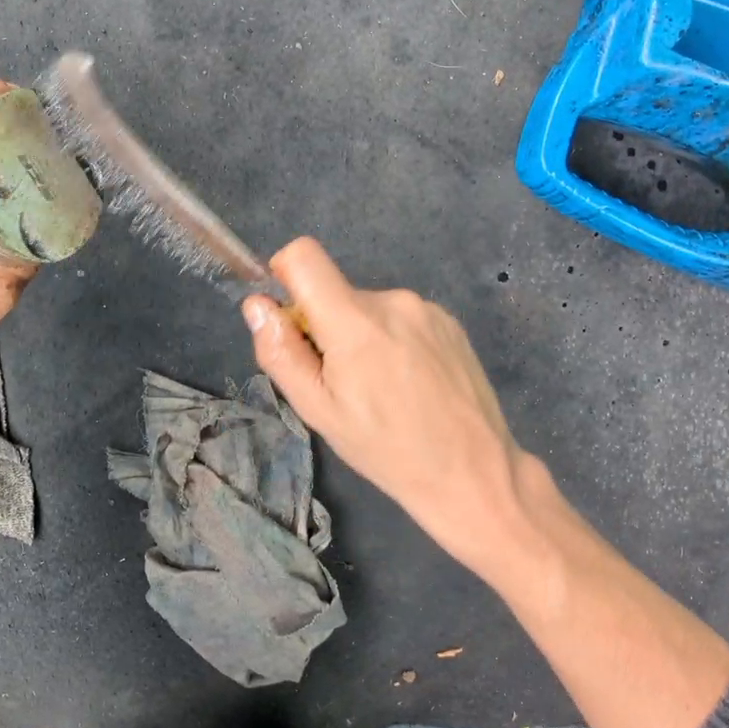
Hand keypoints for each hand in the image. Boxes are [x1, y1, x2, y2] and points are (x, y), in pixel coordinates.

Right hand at [242, 238, 538, 577]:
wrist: (471, 472)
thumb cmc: (384, 448)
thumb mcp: (317, 410)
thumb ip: (280, 352)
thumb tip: (256, 305)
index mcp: (355, 321)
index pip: (304, 255)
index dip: (284, 274)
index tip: (289, 316)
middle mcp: (393, 301)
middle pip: (335, 293)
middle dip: (325, 327)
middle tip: (341, 383)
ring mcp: (426, 309)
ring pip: (368, 309)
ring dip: (361, 337)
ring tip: (379, 388)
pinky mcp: (450, 322)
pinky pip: (400, 318)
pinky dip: (391, 342)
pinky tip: (408, 383)